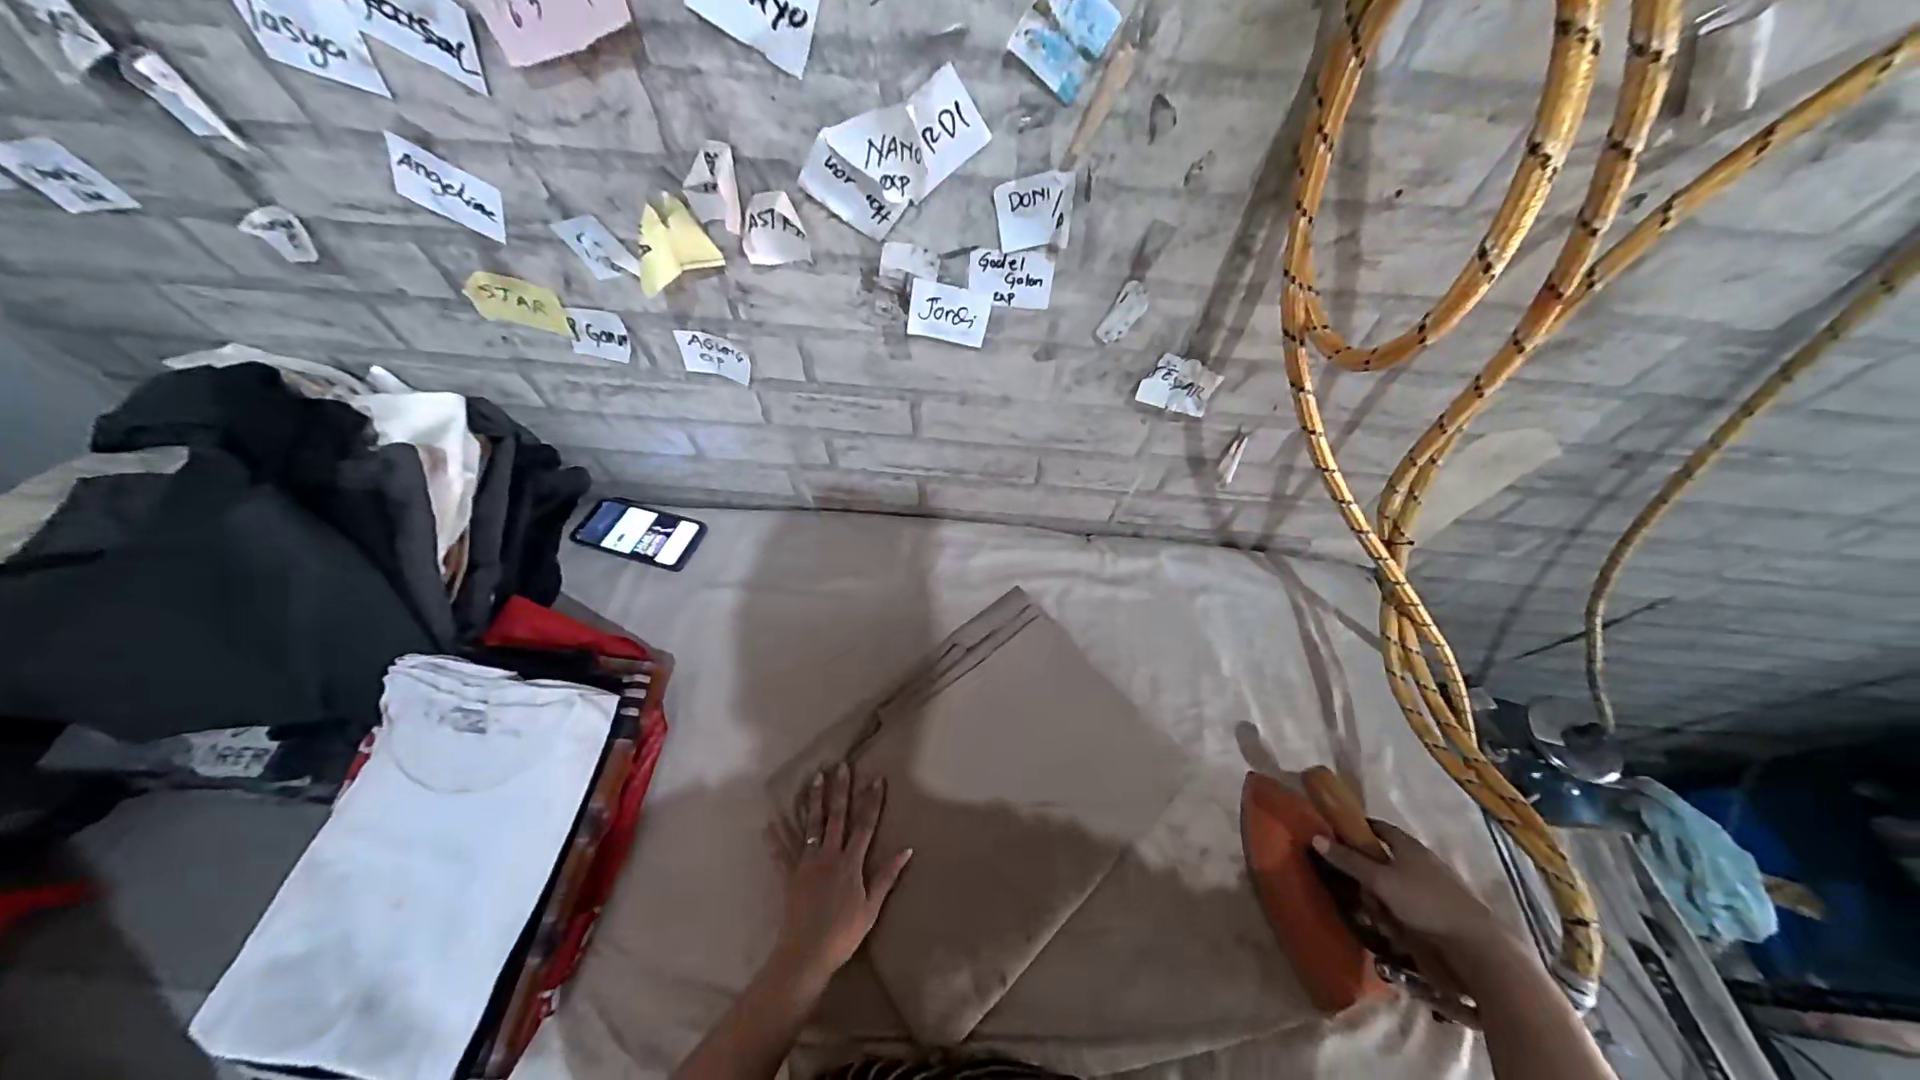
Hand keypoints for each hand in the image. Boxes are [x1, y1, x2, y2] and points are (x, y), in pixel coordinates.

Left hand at [764, 763, 912, 987]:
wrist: (806, 954)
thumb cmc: (844, 934)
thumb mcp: (872, 907)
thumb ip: (887, 876)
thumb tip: (906, 849)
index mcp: (851, 862)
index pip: (865, 825)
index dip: (872, 801)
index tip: (877, 779)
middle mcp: (828, 856)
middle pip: (837, 817)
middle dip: (841, 790)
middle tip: (842, 766)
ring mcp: (806, 864)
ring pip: (811, 825)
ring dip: (814, 800)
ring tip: (815, 777)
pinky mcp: (789, 876)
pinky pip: (781, 853)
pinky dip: (775, 838)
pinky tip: (768, 823)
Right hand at [1314, 820, 1517, 1025]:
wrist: (1477, 947)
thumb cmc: (1424, 903)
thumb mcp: (1379, 880)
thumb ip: (1348, 861)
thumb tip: (1315, 837)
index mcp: (1409, 846)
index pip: (1379, 827)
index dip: (1358, 829)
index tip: (1340, 838)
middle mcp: (1423, 862)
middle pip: (1383, 862)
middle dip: (1367, 880)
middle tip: (1362, 896)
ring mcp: (1435, 888)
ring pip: (1394, 888)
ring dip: (1382, 904)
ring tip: (1382, 923)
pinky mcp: (1442, 913)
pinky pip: (1409, 908)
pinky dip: (1399, 918)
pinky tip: (1397, 934)